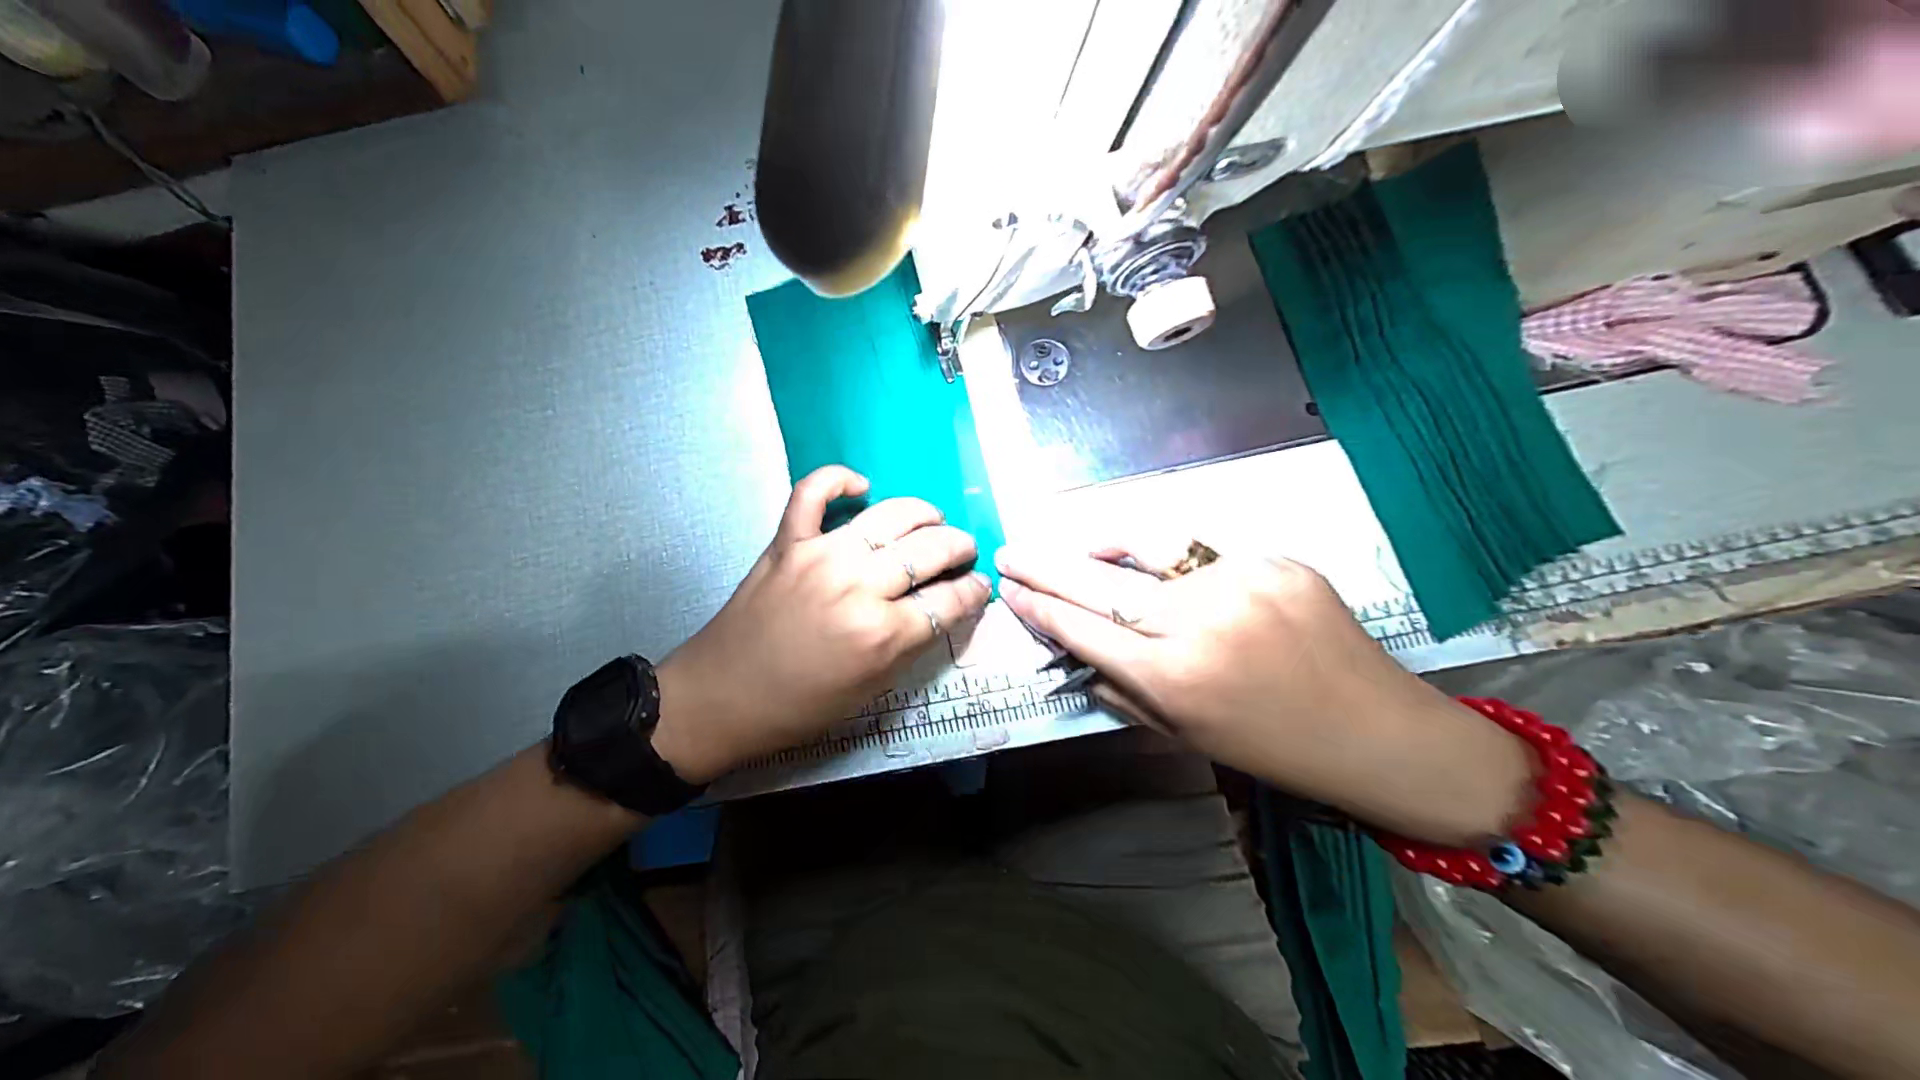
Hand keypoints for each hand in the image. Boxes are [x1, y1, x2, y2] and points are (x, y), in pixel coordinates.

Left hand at [649, 466, 991, 784]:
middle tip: (964, 550)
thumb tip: (946, 606)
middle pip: (930, 551)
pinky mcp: (786, 541)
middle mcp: (858, 587)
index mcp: (882, 635)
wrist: (721, 698)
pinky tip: (860, 485)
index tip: (979, 584)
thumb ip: (912, 643)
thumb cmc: (800, 707)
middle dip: (960, 547)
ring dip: (923, 513)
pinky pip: (812, 492)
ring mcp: (820, 556)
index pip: (949, 600)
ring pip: (889, 516)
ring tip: (933, 519)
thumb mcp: (871, 689)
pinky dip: (837, 478)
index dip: (974, 590)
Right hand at [997, 541, 1533, 845]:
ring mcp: (1241, 582)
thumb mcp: (1183, 732)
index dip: (1040, 608)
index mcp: (1173, 678)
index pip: (1084, 630)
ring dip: (1106, 548)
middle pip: (1101, 583)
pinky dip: (1177, 563)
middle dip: (1047, 566)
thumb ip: (1120, 688)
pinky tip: (1170, 573)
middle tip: (1011, 551)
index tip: (1011, 592)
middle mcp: (1200, 622)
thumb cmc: (1270, 748)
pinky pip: (1206, 555)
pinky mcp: (1277, 561)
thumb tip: (1072, 649)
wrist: (1378, 733)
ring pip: (1151, 550)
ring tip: (1082, 548)